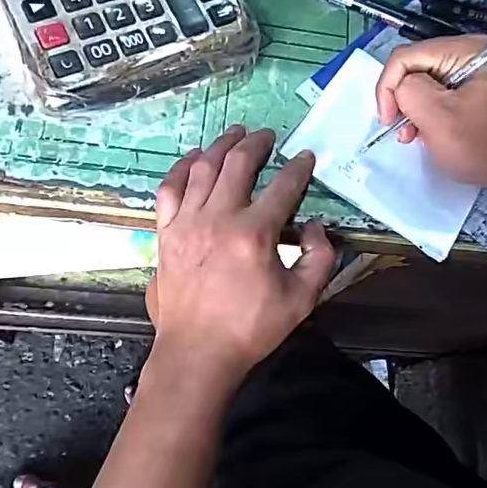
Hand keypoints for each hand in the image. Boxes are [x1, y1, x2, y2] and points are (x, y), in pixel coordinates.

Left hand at [146, 126, 335, 382]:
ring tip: (234, 135)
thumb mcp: (302, 300)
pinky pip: (169, 188)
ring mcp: (187, 223)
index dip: (299, 167)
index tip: (306, 157)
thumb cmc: (251, 328)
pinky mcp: (166, 233)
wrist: (197, 352)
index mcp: (255, 234)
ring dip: (221, 146)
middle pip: (238, 163)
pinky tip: (193, 159)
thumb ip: (320, 258)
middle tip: (268, 135)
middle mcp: (218, 218)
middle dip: (257, 143)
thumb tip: (316, 227)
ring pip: (202, 168)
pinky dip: (181, 168)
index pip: (283, 186)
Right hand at [375, 35, 486, 189]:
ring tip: (414, 135)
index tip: (388, 120)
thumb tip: (400, 88)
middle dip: (401, 99)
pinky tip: (428, 134)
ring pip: (423, 84)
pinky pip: (438, 96)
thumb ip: (407, 90)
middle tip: (402, 129)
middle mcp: (471, 54)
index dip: (388, 87)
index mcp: (466, 49)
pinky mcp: (475, 93)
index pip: (405, 56)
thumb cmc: (483, 146)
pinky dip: (426, 115)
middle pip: (414, 67)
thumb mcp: (436, 116)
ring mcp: (474, 74)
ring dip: (412, 110)